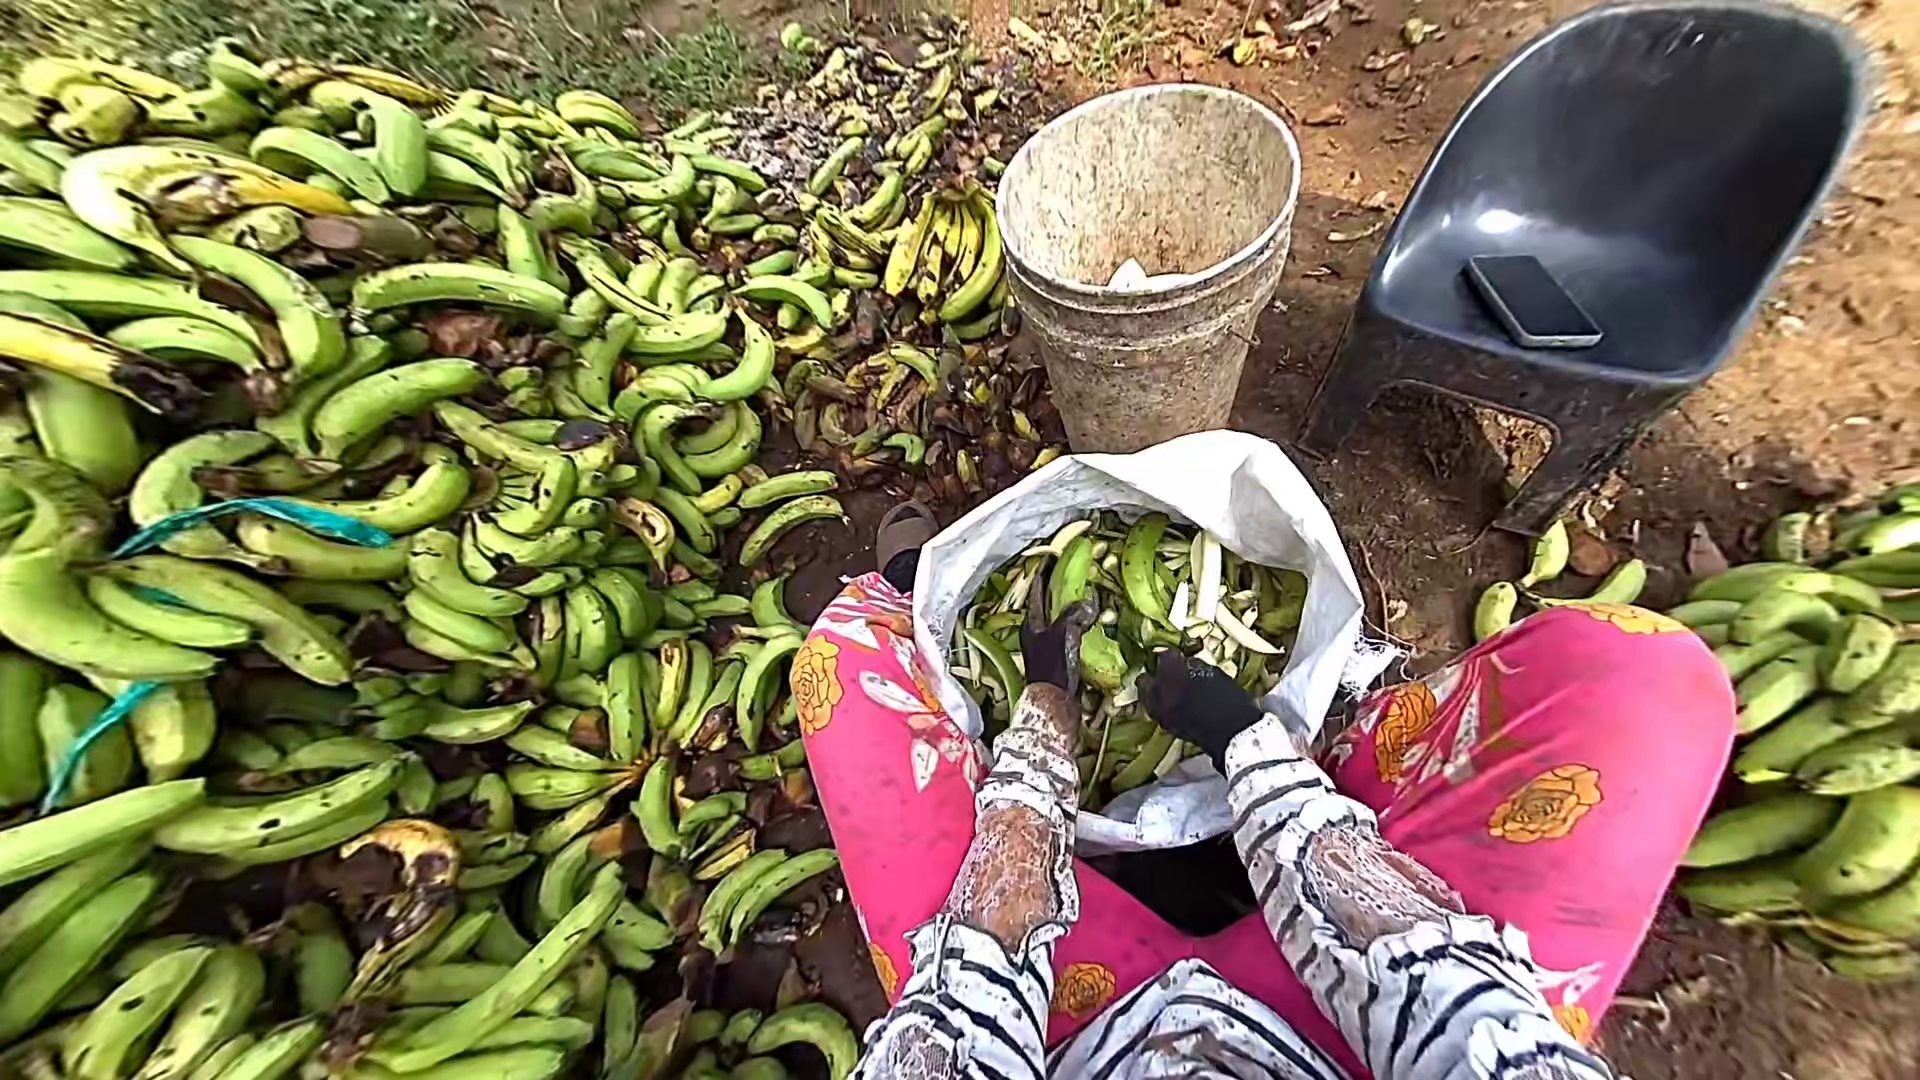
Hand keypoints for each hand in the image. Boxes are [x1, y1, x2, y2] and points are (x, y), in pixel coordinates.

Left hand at [1020, 571, 1095, 695]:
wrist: (1054, 703)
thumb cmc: (1053, 667)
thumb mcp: (1063, 635)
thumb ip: (1073, 615)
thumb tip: (1087, 601)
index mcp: (1031, 622)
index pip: (1037, 590)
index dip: (1044, 573)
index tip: (1053, 557)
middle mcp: (1034, 631)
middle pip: (1045, 602)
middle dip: (1056, 587)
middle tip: (1071, 573)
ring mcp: (1043, 645)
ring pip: (1054, 617)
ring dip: (1065, 605)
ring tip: (1081, 594)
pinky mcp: (1054, 657)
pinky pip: (1064, 631)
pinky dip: (1073, 623)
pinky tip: (1086, 623)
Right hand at [1139, 649, 1263, 771]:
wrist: (1230, 727)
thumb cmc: (1184, 715)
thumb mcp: (1156, 706)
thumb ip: (1146, 689)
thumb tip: (1143, 678)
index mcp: (1171, 662)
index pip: (1161, 655)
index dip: (1158, 666)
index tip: (1156, 679)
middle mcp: (1194, 660)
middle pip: (1182, 663)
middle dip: (1178, 674)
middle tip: (1174, 693)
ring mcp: (1215, 670)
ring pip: (1199, 673)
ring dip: (1195, 684)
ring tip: (1193, 704)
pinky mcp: (1232, 684)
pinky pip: (1215, 686)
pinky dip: (1211, 694)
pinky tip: (1209, 709)